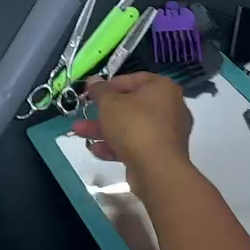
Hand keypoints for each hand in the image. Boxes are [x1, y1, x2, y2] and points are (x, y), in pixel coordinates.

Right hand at [71, 72, 191, 183]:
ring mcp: (167, 133)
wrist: (157, 170)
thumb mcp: (109, 102)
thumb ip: (99, 90)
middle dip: (102, 113)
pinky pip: (137, 144)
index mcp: (162, 88)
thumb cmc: (134, 125)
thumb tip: (93, 80)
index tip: (92, 93)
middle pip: (130, 106)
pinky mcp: (162, 154)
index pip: (133, 79)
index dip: (109, 85)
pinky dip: (117, 145)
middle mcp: (170, 108)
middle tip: (84, 114)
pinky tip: (96, 150)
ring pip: (131, 127)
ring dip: (104, 130)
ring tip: (80, 133)